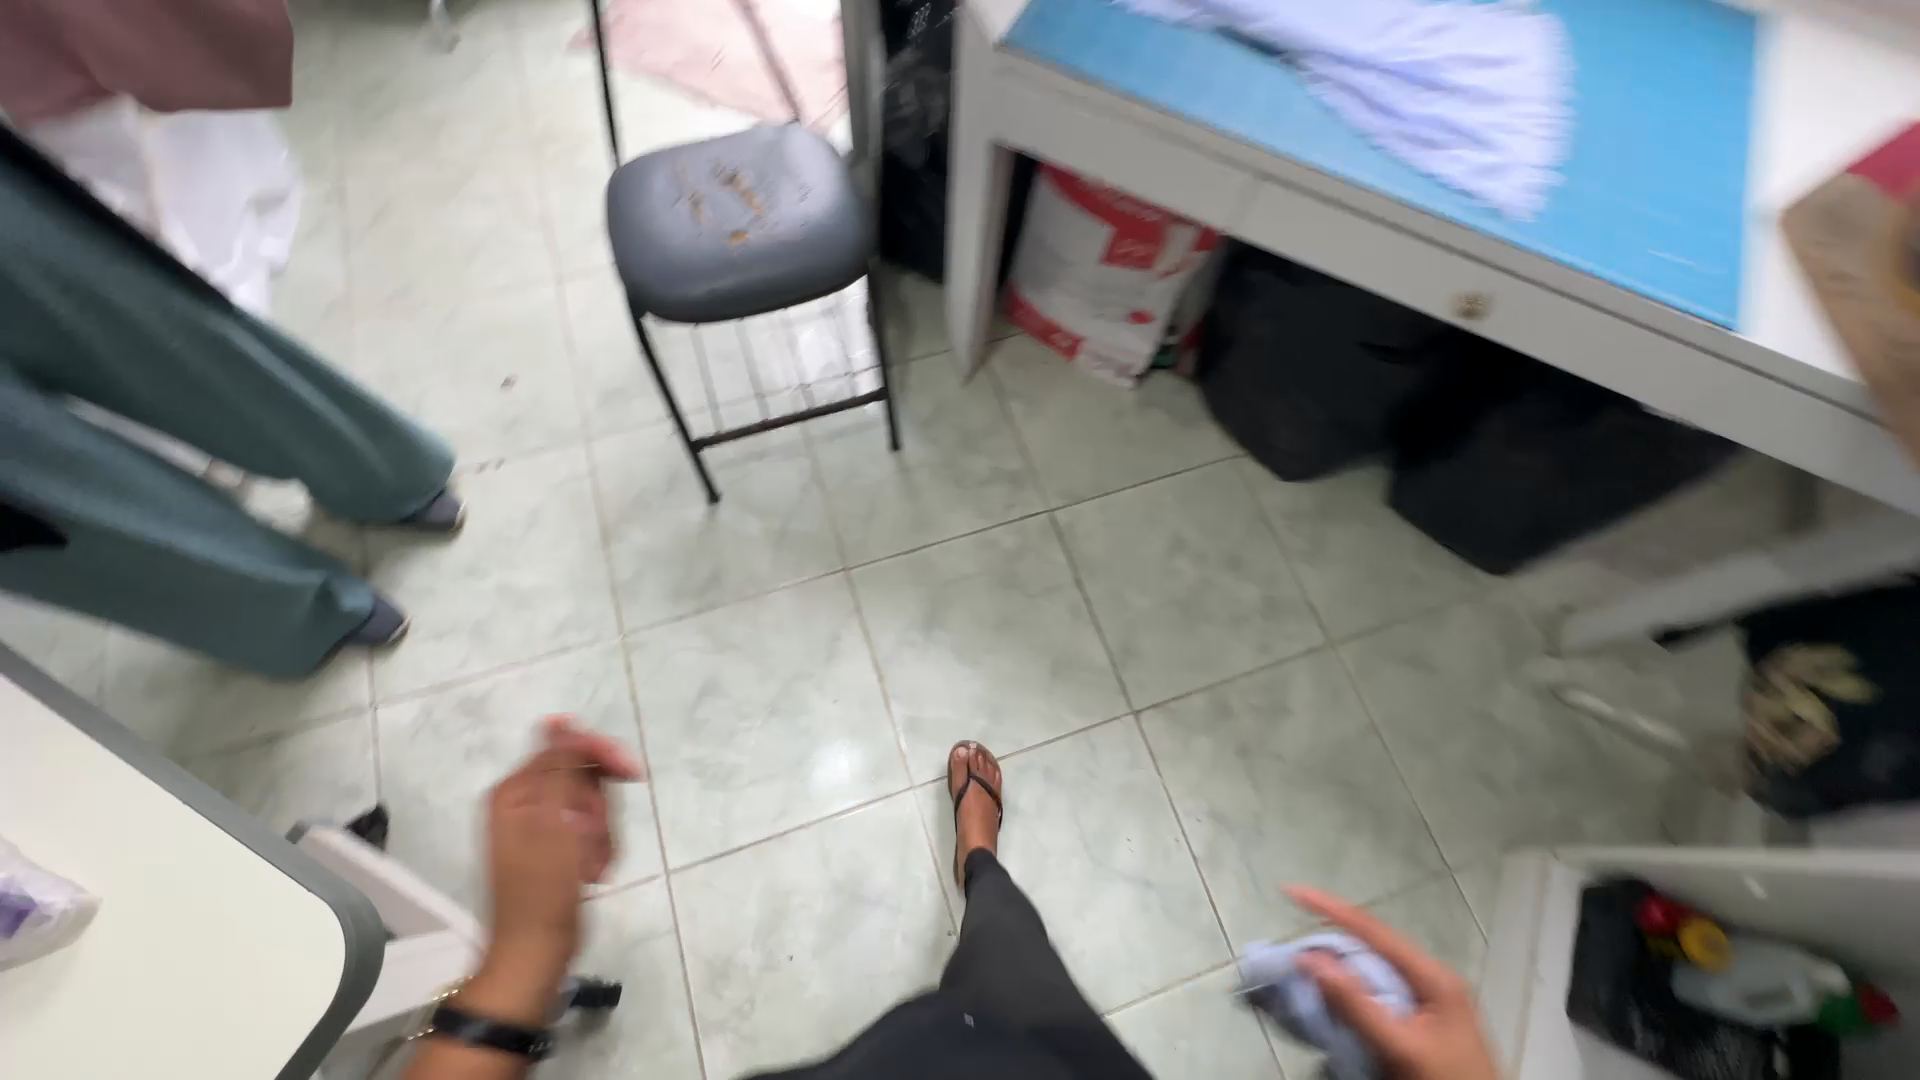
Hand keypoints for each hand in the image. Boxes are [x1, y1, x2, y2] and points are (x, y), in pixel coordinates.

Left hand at [471, 716, 644, 1018]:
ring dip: (603, 833)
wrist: (537, 953)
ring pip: (593, 805)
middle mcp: (523, 802)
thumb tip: (558, 720)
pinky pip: (591, 829)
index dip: (603, 757)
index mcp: (515, 792)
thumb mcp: (555, 822)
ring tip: (594, 864)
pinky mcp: (556, 846)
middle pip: (584, 778)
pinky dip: (600, 848)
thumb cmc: (544, 890)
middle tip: (596, 840)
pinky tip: (594, 871)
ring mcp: (540, 825)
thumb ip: (559, 767)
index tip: (632, 776)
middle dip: (601, 809)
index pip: (569, 747)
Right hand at [1286, 886, 1498, 1079]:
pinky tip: (1332, 991)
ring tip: (1303, 961)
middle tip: (1291, 939)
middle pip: (1372, 942)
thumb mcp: (1401, 1050)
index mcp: (1433, 976)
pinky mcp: (1422, 1018)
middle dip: (1329, 934)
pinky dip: (1350, 984)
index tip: (1289, 891)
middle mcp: (1431, 977)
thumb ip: (1356, 1004)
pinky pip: (1378, 987)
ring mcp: (1429, 998)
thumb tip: (1308, 958)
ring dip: (1337, 960)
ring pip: (1373, 964)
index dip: (1328, 906)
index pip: (1371, 928)